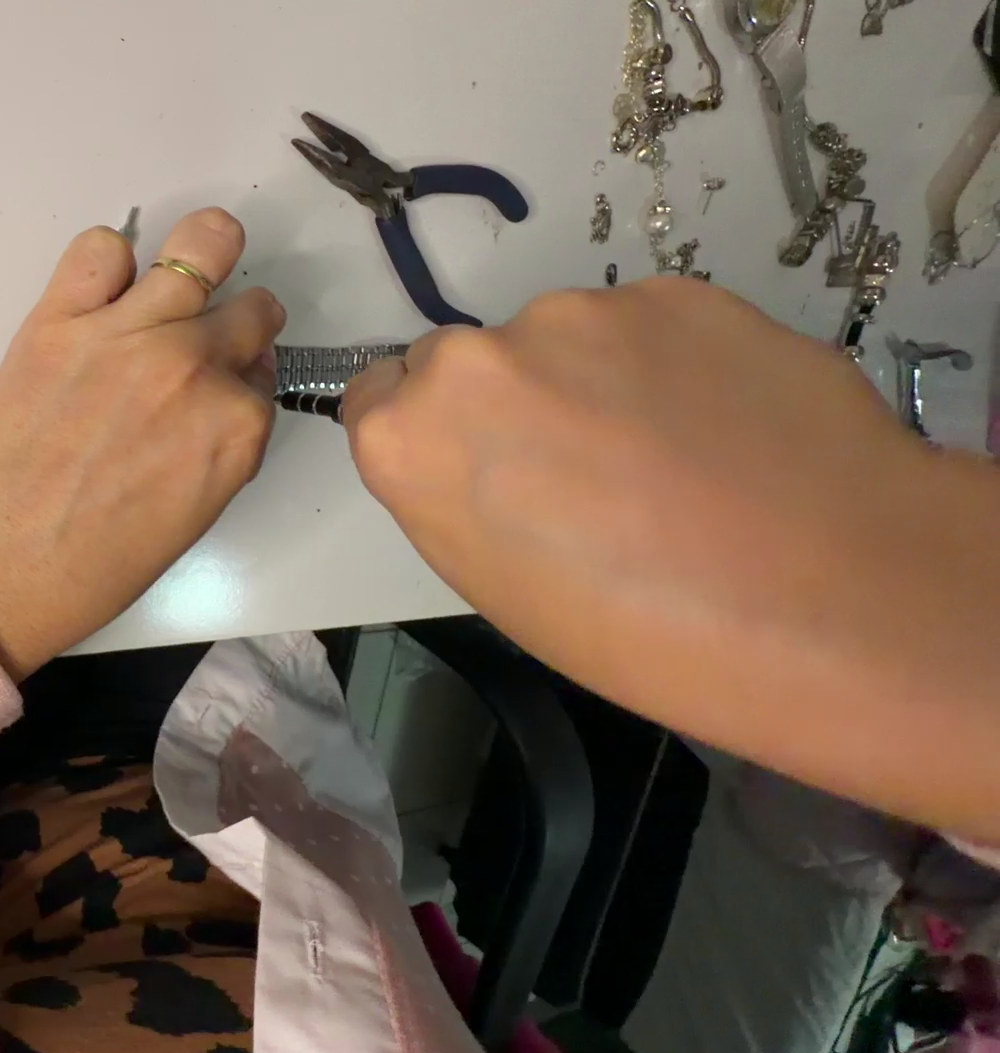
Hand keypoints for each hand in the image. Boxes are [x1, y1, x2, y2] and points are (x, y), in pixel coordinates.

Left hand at [0, 208, 283, 679]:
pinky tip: (102, 295)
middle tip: (197, 345)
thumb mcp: (200, 504)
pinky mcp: (61, 319)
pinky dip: (110, 263)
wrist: (13, 560)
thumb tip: (233, 383)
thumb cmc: (107, 555)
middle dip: (236, 324)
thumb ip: (228, 438)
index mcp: (236, 424)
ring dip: (201, 260)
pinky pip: (103, 247)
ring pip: (201, 243)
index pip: (264, 370)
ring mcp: (128, 334)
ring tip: (175, 284)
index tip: (218, 386)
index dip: (242, 376)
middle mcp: (193, 367)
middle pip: (250, 308)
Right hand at [342, 278, 999, 839]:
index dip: (420, 429)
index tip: (465, 459)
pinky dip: (655, 359)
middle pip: (454, 361)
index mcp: (403, 436)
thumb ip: (443, 483)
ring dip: (577, 377)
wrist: (816, 600)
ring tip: (652, 445)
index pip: (374, 394)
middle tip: (564, 459)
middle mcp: (469, 360)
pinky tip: (705, 419)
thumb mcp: (477, 568)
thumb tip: (473, 448)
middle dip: (492, 399)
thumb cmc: (613, 620)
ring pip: (549, 339)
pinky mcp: (672, 293)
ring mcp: (572, 316)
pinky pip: (635, 323)